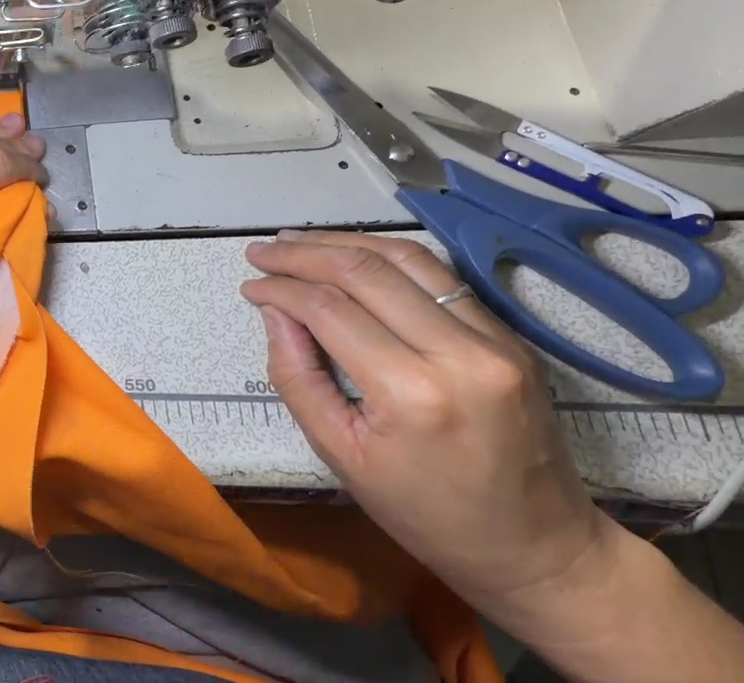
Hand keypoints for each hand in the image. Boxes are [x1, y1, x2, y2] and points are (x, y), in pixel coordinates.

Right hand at [241, 230, 615, 612]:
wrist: (540, 549)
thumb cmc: (425, 512)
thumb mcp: (338, 453)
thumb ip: (296, 375)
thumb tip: (274, 311)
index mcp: (412, 392)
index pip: (329, 309)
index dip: (280, 289)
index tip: (249, 285)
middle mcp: (461, 353)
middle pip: (366, 271)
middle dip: (304, 254)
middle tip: (262, 252)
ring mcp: (496, 341)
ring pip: (408, 259)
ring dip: (344, 243)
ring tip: (298, 242)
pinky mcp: (511, 338)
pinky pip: (439, 278)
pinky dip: (386, 258)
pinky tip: (351, 258)